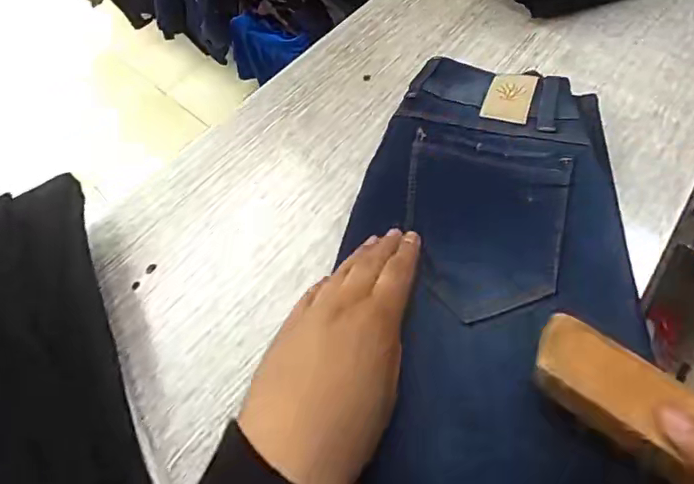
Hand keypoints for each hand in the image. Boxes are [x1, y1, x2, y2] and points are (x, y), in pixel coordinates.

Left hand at [237, 230, 420, 483]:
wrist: (280, 459)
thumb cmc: (348, 428)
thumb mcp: (388, 385)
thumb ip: (390, 341)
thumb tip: (388, 319)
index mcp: (376, 317)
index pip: (397, 273)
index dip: (407, 254)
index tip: (414, 237)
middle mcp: (345, 306)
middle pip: (368, 266)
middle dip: (385, 247)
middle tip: (396, 233)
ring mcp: (312, 315)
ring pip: (340, 273)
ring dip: (359, 256)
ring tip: (372, 244)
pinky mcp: (287, 330)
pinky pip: (313, 293)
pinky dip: (329, 279)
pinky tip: (332, 277)